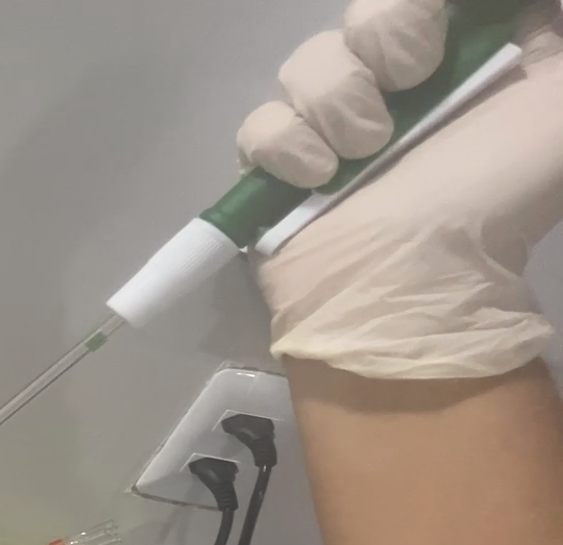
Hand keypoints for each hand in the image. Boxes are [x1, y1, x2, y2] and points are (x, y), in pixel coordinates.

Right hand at [240, 1, 562, 378]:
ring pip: (305, 63)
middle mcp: (395, 79)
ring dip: (336, 103)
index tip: (448, 27)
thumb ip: (546, 37)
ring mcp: (328, 123)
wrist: (406, 271)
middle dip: (384, 37)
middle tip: (411, 86)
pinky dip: (285, 148)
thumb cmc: (494, 192)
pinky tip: (316, 179)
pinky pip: (259, 125)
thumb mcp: (558, 101)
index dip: (421, 4)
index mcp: (471, 51)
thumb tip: (519, 15)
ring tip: (361, 155)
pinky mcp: (272, 165)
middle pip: (362, 11)